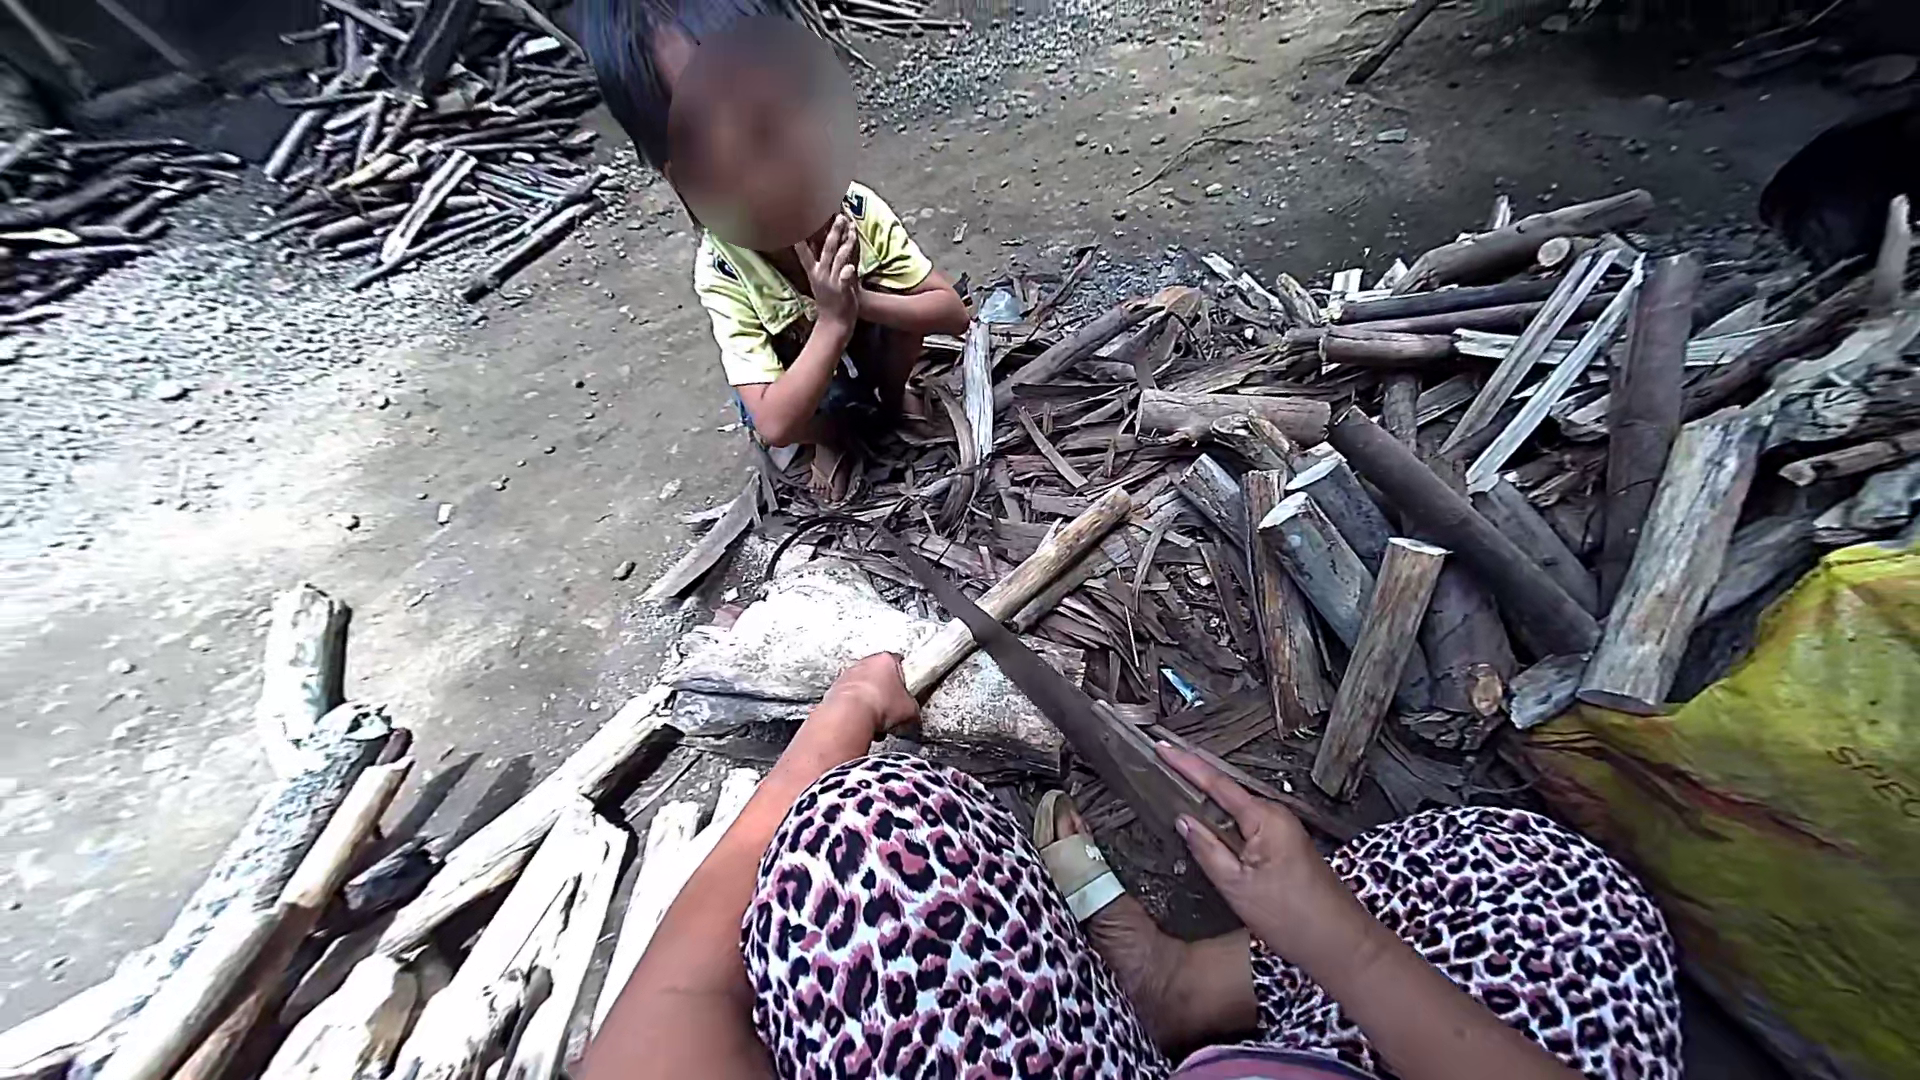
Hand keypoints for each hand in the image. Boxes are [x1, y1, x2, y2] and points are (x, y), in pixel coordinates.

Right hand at [795, 214, 859, 333]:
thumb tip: (819, 246)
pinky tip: (850, 267)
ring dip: (844, 243)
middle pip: (828, 248)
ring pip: (839, 258)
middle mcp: (822, 274)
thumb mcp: (821, 281)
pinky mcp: (843, 291)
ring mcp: (832, 282)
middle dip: (833, 231)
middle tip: (839, 215)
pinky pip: (844, 279)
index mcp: (815, 272)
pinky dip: (846, 272)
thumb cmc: (829, 302)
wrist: (834, 323)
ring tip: (851, 228)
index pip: (805, 251)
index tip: (802, 218)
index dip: (803, 235)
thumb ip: (822, 264)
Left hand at [821, 653, 918, 738]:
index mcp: (886, 660)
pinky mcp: (833, 690)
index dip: (903, 680)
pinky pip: (848, 701)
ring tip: (874, 722)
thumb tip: (912, 717)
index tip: (905, 693)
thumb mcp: (910, 710)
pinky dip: (853, 711)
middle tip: (890, 710)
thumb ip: (913, 709)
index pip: (898, 663)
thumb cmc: (881, 705)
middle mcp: (864, 663)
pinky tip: (860, 725)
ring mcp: (847, 675)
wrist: (849, 716)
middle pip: (878, 676)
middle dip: (883, 693)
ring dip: (868, 703)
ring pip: (862, 689)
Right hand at [1160, 743, 1371, 969]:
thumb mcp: (1237, 887)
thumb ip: (1206, 848)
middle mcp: (1275, 814)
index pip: (1215, 781)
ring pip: (1234, 805)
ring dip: (1207, 797)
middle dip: (1193, 773)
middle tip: (1162, 759)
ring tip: (1175, 784)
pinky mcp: (1284, 841)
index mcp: (1264, 818)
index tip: (1161, 747)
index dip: (1184, 762)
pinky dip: (1222, 816)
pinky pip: (1245, 819)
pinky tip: (1206, 820)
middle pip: (1225, 787)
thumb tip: (1183, 820)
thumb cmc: (1296, 921)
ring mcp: (1282, 827)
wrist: (1345, 949)